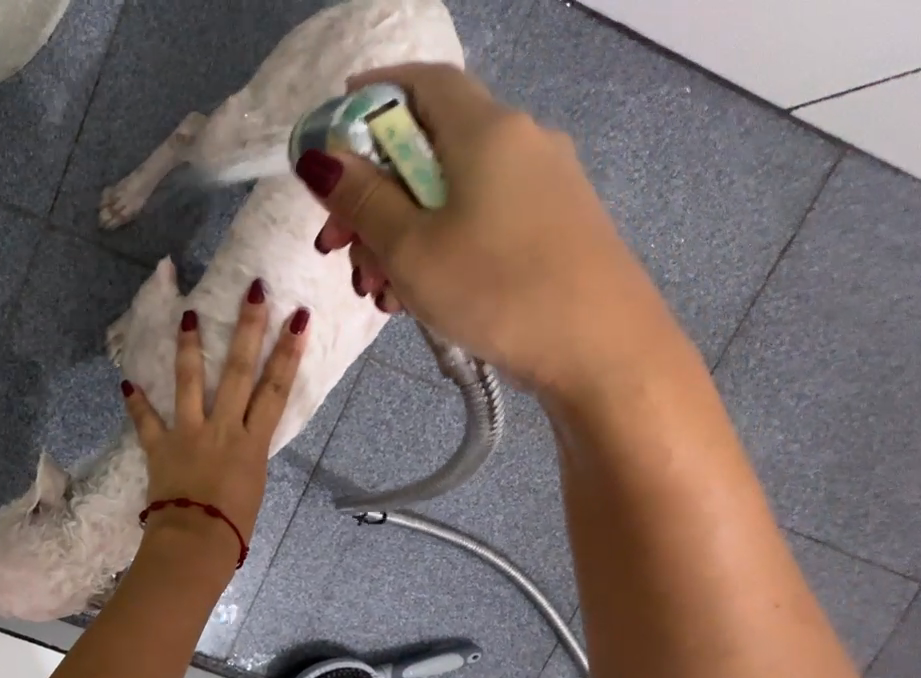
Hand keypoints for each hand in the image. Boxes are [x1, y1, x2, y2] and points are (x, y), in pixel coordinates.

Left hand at [121, 283, 308, 568]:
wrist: (195, 543)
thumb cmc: (233, 526)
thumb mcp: (252, 485)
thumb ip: (247, 456)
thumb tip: (241, 443)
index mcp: (252, 441)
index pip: (276, 388)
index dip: (288, 351)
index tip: (296, 317)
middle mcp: (222, 429)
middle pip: (239, 372)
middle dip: (247, 329)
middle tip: (252, 291)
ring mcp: (188, 434)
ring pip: (190, 383)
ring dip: (189, 347)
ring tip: (188, 314)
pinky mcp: (159, 447)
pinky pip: (145, 421)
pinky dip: (135, 402)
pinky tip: (126, 381)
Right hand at [299, 63, 676, 399]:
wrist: (602, 349)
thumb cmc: (495, 290)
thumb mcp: (408, 247)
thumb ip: (360, 198)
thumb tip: (318, 156)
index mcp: (485, 132)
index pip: (422, 84)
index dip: (368, 99)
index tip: (325, 142)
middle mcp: (518, 142)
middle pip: (424, 148)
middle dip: (368, 195)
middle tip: (334, 248)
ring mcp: (538, 184)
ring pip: (443, 191)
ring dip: (393, 233)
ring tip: (375, 291)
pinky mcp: (547, 223)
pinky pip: (472, 218)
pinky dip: (431, 245)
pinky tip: (413, 296)